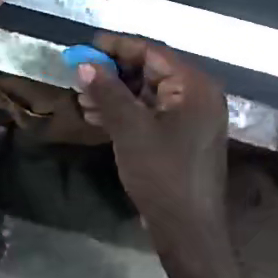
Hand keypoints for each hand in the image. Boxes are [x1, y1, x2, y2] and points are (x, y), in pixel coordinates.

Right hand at [75, 34, 229, 245]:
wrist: (188, 230)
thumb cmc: (162, 174)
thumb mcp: (130, 129)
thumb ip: (107, 92)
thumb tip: (84, 64)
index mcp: (194, 87)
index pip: (152, 52)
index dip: (117, 47)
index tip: (86, 46)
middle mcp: (197, 96)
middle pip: (150, 71)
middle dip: (113, 73)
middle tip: (80, 74)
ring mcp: (191, 118)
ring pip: (147, 93)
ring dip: (115, 94)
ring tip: (82, 98)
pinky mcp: (182, 138)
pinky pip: (151, 113)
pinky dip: (125, 112)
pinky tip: (96, 117)